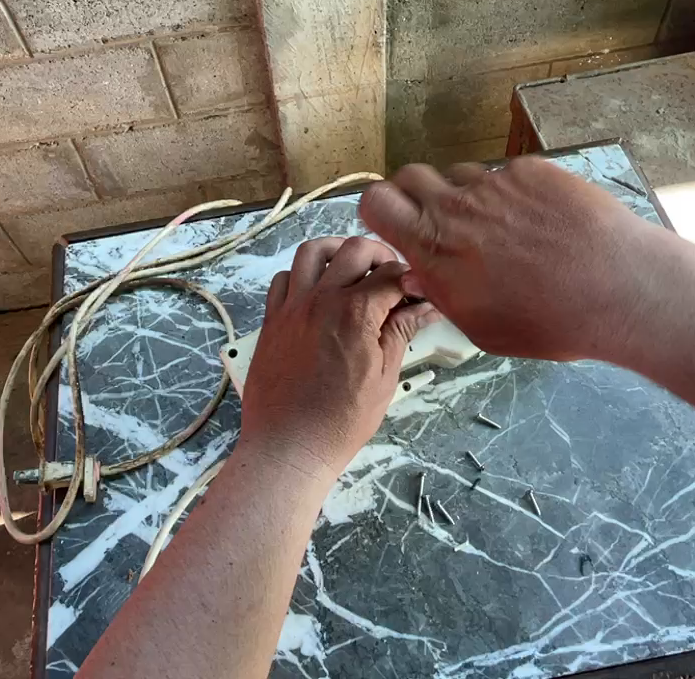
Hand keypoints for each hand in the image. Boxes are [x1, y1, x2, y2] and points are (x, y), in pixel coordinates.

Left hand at [238, 237, 440, 480]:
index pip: (392, 275)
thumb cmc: (337, 422)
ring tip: (352, 268)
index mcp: (355, 313)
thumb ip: (400, 333)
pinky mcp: (273, 319)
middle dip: (379, 254)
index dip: (412, 281)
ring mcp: (292, 306)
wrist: (288, 447)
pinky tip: (317, 291)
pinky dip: (302, 274)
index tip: (418, 294)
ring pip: (312, 251)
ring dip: (337, 251)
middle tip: (390, 275)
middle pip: (354, 249)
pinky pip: (284, 278)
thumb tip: (422, 309)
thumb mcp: (384, 378)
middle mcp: (321, 299)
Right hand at [358, 157, 684, 362]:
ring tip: (502, 225)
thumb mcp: (481, 327)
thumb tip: (418, 270)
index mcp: (434, 248)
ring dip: (466, 195)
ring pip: (459, 174)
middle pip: (409, 176)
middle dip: (415, 194)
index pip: (375, 202)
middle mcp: (455, 207)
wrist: (621, 288)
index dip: (379, 210)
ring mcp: (493, 183)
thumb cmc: (550, 322)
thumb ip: (440, 292)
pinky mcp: (529, 169)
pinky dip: (512, 192)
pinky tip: (542, 219)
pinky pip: (505, 173)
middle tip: (440, 219)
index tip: (395, 224)